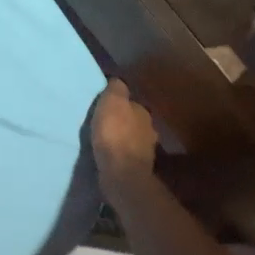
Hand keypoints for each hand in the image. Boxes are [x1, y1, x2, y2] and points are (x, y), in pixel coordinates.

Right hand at [90, 79, 159, 196]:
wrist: (122, 172)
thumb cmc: (115, 133)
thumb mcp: (111, 102)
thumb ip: (116, 89)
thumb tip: (118, 81)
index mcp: (143, 112)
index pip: (132, 102)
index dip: (119, 103)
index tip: (106, 106)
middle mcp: (149, 130)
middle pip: (134, 121)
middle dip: (123, 121)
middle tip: (105, 122)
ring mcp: (146, 151)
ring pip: (132, 138)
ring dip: (122, 138)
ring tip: (106, 139)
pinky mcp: (138, 168)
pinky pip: (127, 155)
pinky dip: (121, 153)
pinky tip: (111, 155)